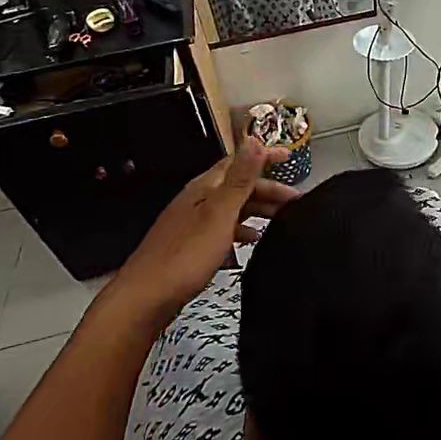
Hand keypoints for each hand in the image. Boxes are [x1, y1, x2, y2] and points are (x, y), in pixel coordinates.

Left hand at [108, 138, 295, 317]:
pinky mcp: (190, 248)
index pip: (238, 162)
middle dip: (267, 190)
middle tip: (294, 201)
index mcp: (204, 189)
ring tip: (280, 222)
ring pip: (232, 209)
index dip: (263, 156)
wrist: (146, 300)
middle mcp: (196, 202)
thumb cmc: (185, 255)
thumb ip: (239, 178)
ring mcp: (191, 225)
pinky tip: (250, 244)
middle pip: (237, 187)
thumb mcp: (220, 213)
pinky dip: (242, 232)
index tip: (289, 156)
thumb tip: (252, 140)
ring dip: (257, 211)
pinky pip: (223, 230)